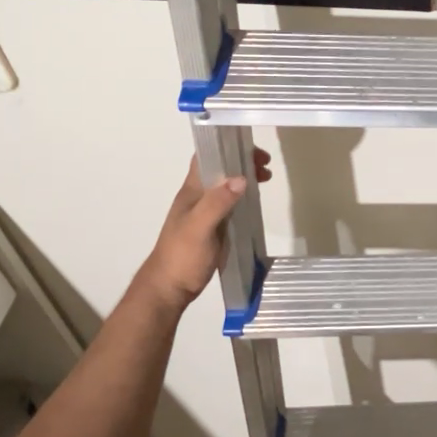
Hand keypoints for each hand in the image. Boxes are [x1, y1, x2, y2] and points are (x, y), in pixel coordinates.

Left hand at [130, 150, 271, 311]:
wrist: (170, 288)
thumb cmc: (181, 256)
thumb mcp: (199, 228)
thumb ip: (217, 203)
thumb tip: (240, 178)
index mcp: (191, 192)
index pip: (205, 158)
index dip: (226, 148)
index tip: (251, 150)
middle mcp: (198, 198)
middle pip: (220, 170)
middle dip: (241, 161)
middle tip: (266, 166)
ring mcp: (205, 213)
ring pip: (226, 186)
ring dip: (245, 178)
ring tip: (266, 179)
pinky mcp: (214, 228)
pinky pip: (231, 204)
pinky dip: (245, 196)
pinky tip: (255, 202)